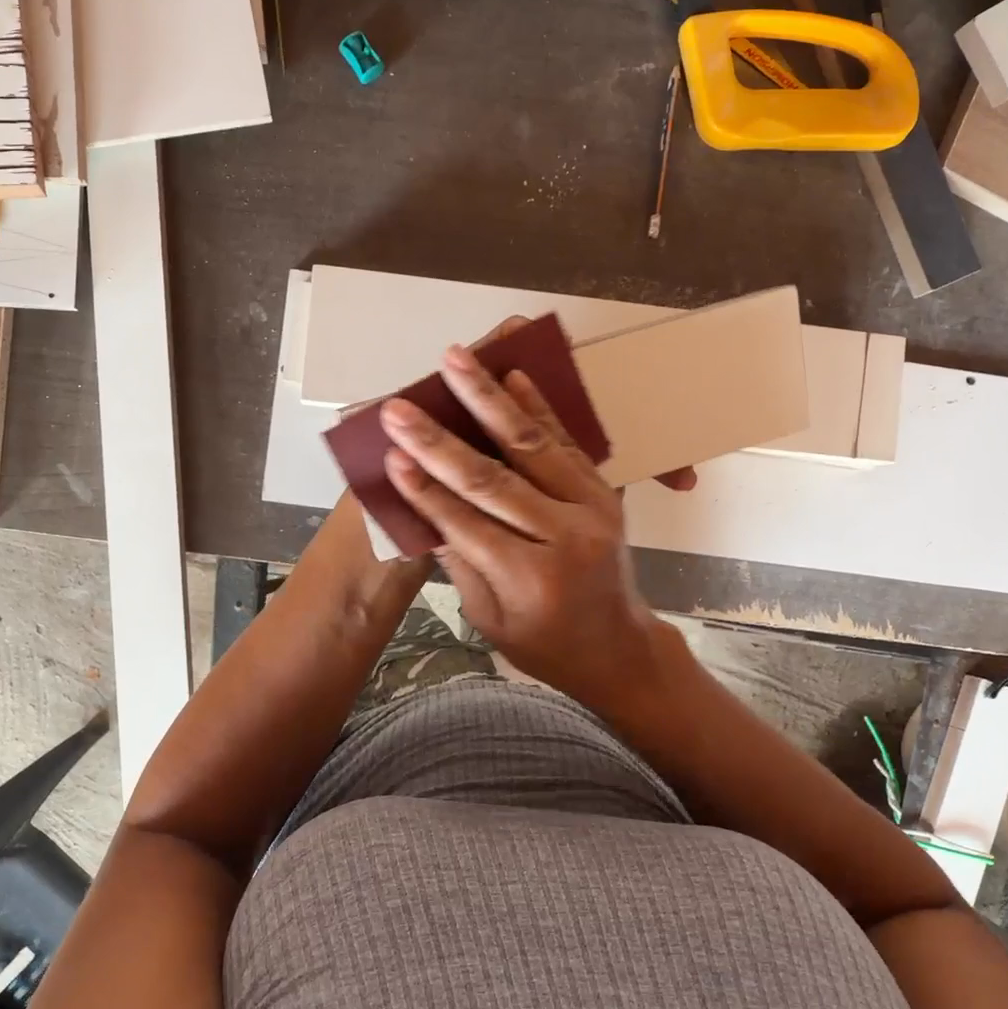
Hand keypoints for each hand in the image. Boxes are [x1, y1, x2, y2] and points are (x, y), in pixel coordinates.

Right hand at [378, 324, 672, 705]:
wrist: (618, 648)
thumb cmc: (545, 646)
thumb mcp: (490, 618)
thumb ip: (459, 561)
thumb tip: (421, 506)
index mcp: (529, 579)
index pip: (464, 523)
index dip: (424, 488)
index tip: (389, 454)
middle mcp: (564, 536)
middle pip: (491, 479)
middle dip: (438, 440)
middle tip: (400, 408)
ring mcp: (591, 508)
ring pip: (531, 444)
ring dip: (488, 399)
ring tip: (455, 360)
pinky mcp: (603, 491)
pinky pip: (566, 441)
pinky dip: (539, 406)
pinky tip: (512, 375)